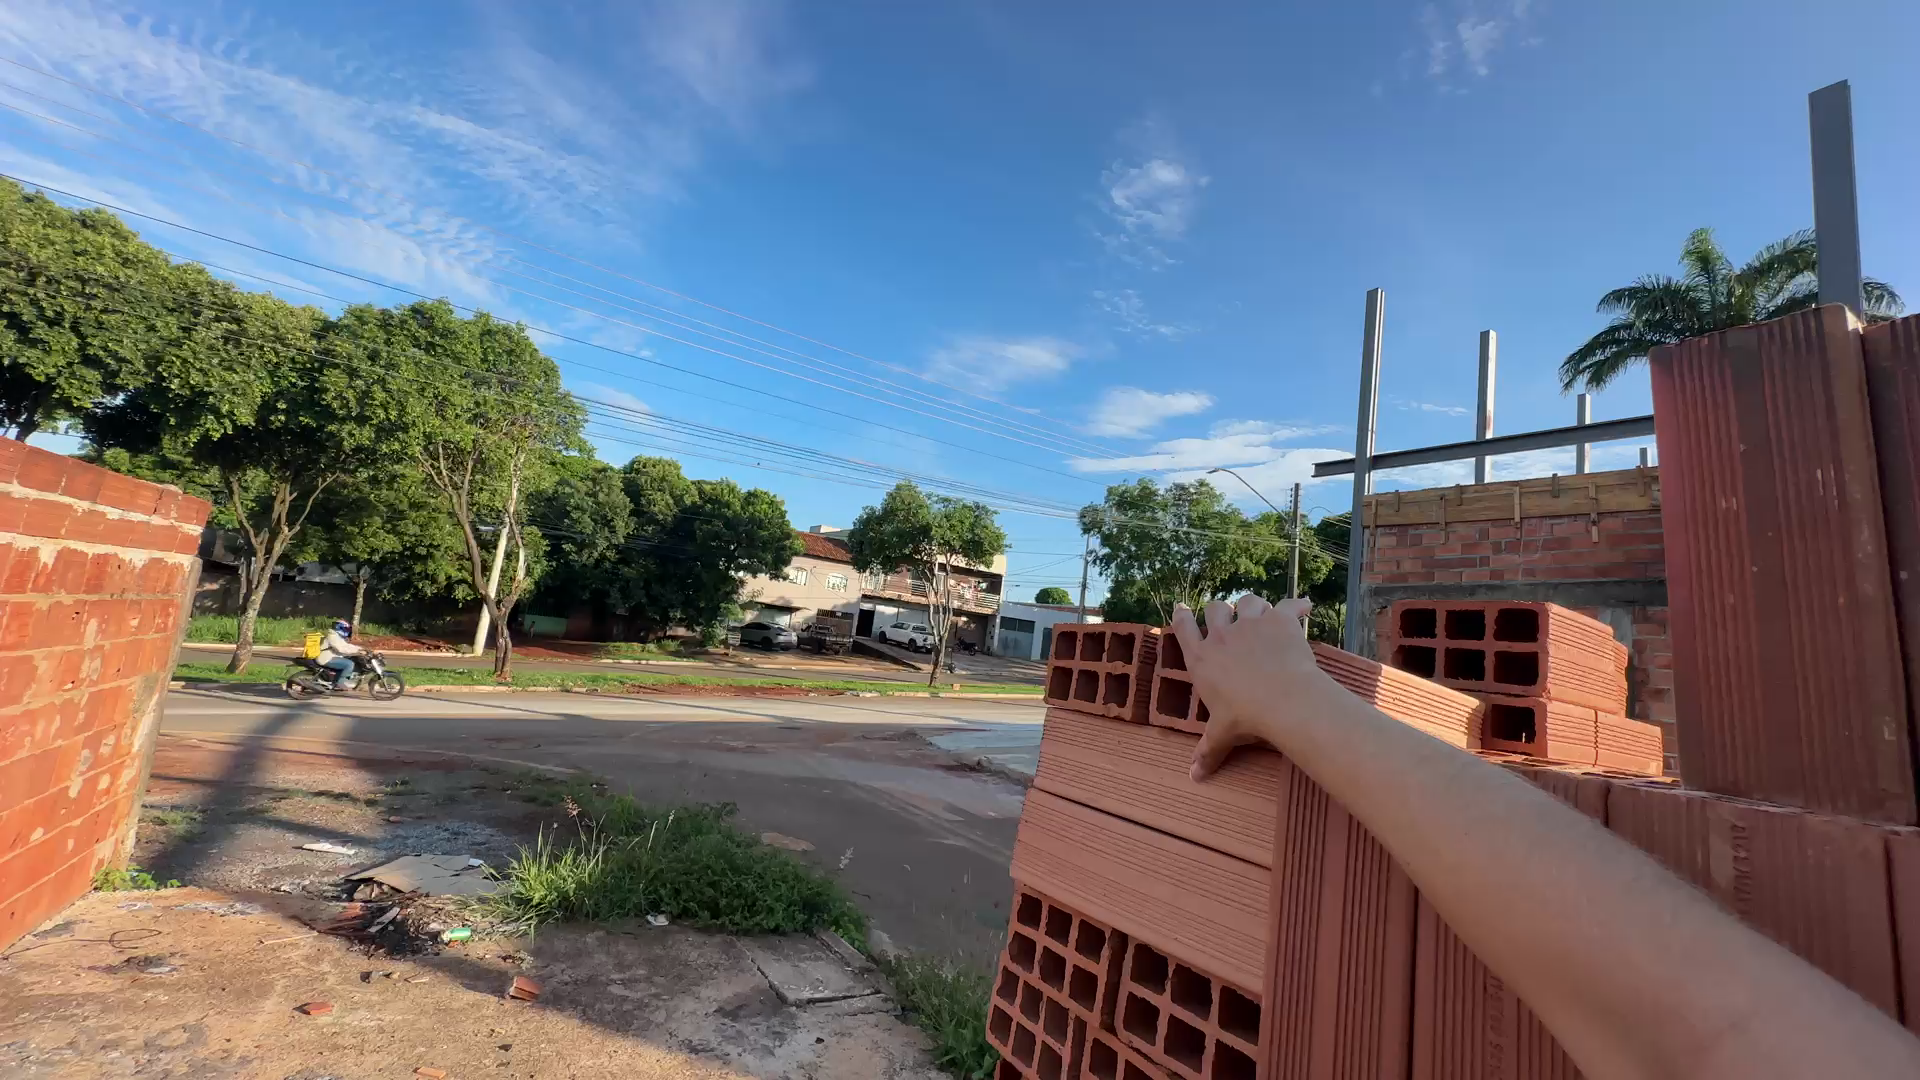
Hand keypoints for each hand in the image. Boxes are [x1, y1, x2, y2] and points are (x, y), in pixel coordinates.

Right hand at [1173, 595, 1324, 779]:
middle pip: (1215, 609)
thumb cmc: (1246, 717)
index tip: (1183, 607)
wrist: (1284, 700)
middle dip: (1219, 611)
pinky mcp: (1278, 621)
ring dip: (1252, 606)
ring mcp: (1250, 625)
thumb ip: (1207, 751)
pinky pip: (1287, 605)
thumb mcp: (1222, 734)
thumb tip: (1193, 777)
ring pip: (1248, 602)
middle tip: (1227, 619)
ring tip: (1259, 614)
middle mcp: (1221, 635)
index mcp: (1201, 658)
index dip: (1182, 616)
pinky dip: (1296, 605)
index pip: (1182, 628)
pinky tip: (1304, 606)